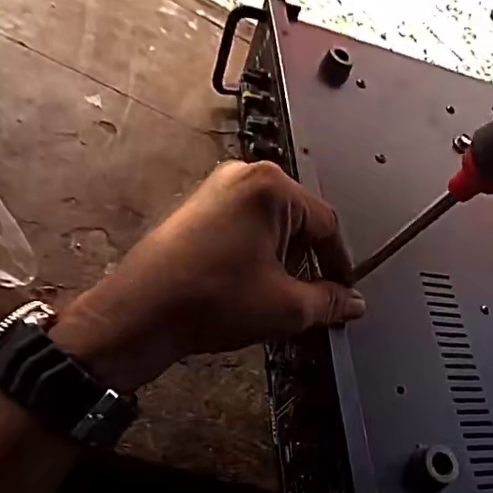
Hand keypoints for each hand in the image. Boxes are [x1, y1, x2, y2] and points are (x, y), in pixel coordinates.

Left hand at [49, 161, 364, 389]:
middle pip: (300, 223)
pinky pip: (245, 230)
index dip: (340, 264)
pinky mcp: (198, 211)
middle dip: (309, 264)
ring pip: (272, 228)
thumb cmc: (206, 300)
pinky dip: (257, 258)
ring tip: (276, 299)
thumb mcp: (288, 307)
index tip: (344, 291)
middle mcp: (242, 177)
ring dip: (283, 263)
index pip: (327, 224)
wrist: (141, 315)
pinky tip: (250, 289)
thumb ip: (330, 301)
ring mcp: (216, 191)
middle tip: (311, 300)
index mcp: (270, 187)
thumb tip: (351, 303)